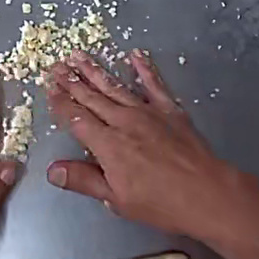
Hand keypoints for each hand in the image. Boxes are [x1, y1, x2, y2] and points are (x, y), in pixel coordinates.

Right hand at [46, 51, 252, 240]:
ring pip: (114, 86)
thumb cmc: (161, 203)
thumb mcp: (118, 200)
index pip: (76, 118)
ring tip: (79, 55)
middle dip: (71, 81)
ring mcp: (146, 111)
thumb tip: (52, 170)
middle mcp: (122, 120)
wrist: (208, 194)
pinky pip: (153, 84)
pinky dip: (144, 68)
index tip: (49, 88)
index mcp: (107, 143)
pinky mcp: (169, 109)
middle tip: (56, 65)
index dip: (61, 103)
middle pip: (91, 97)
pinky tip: (135, 55)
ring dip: (94, 70)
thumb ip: (84, 180)